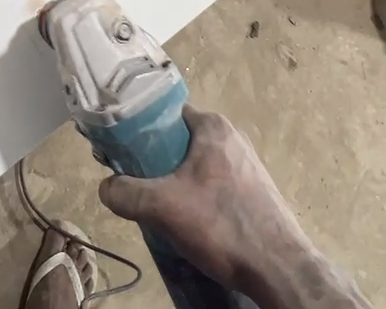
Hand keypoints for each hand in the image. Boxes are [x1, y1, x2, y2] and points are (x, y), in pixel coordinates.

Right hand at [99, 108, 326, 302]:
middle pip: (179, 140)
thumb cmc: (221, 225)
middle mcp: (232, 137)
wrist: (281, 271)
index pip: (164, 114)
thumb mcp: (162, 207)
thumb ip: (126, 193)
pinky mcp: (257, 191)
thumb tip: (104, 188)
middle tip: (136, 182)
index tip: (121, 152)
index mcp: (212, 126)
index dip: (138, 131)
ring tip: (161, 205)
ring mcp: (248, 164)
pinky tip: (191, 221)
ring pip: (197, 164)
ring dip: (176, 180)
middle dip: (156, 160)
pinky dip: (198, 195)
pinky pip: (216, 183)